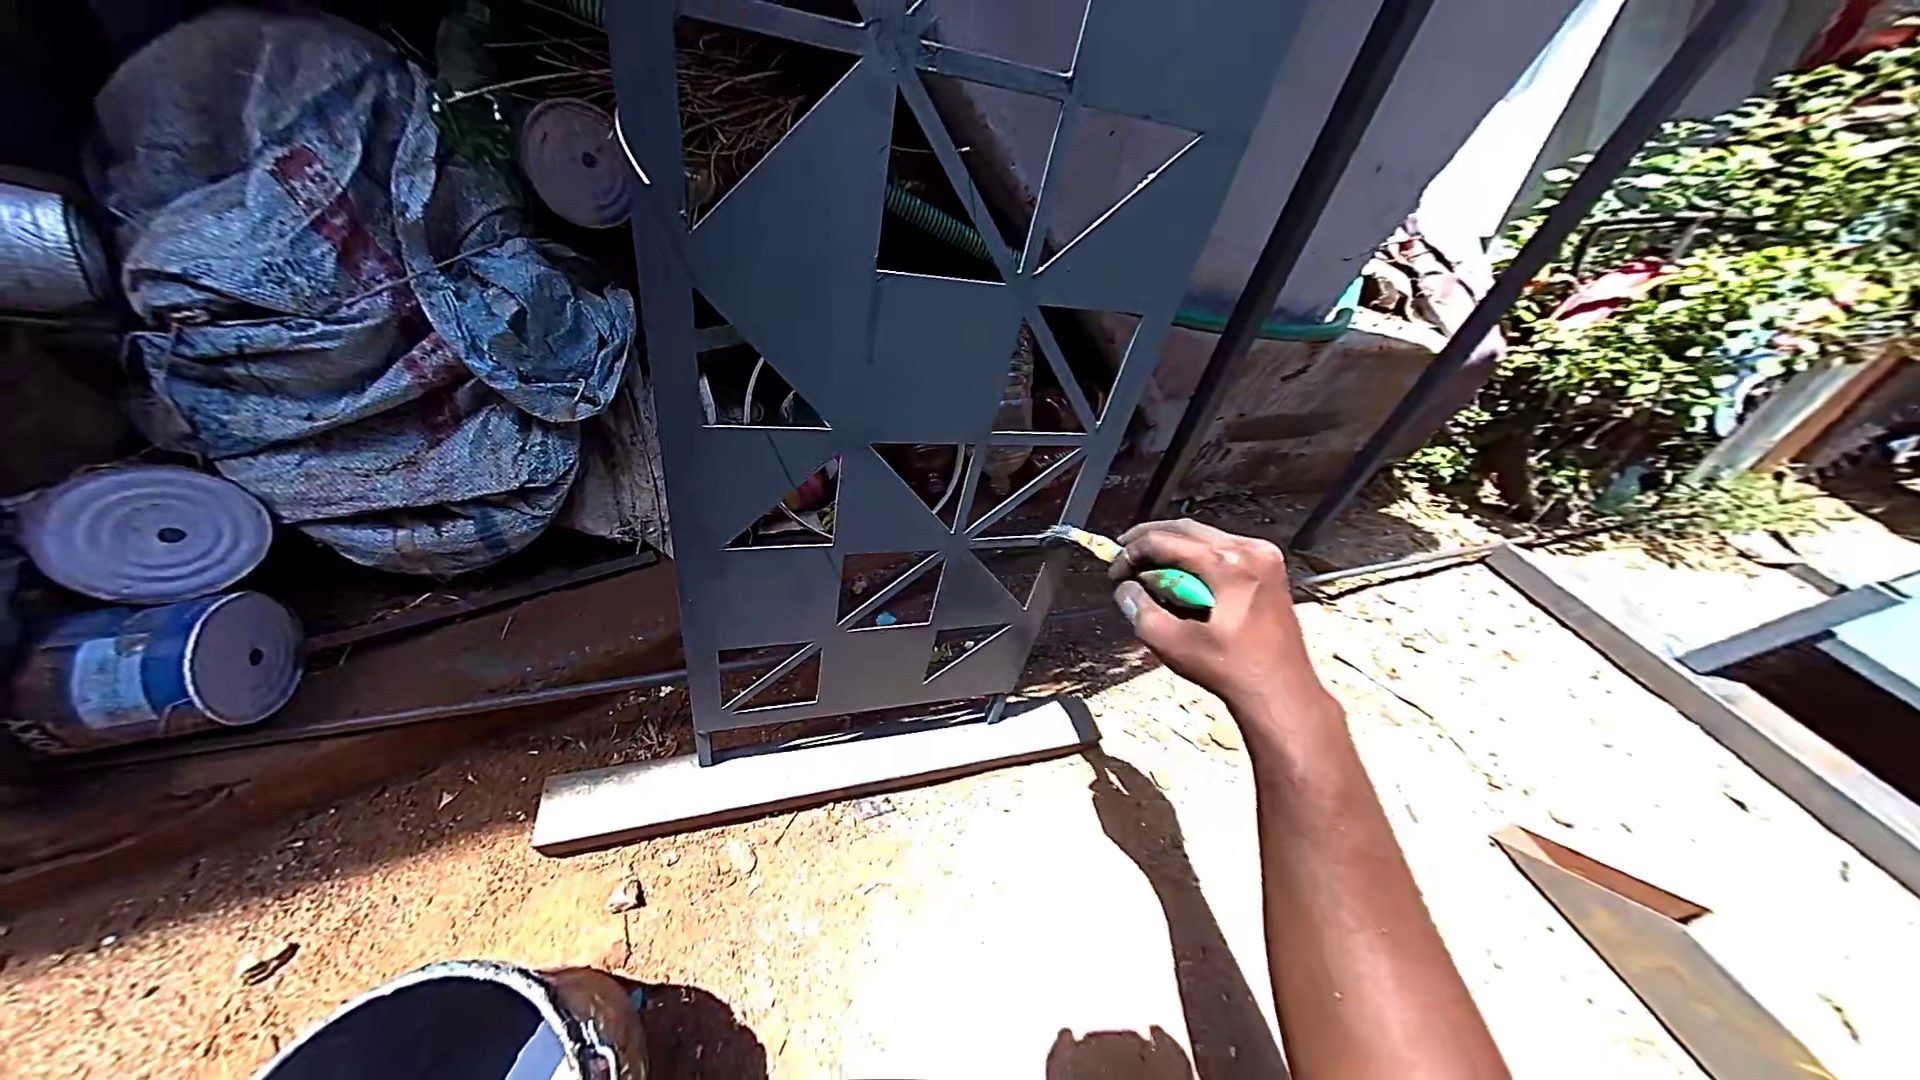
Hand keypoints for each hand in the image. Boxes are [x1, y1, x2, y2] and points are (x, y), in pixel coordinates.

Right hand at [1110, 520, 1336, 724]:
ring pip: (1203, 535)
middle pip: (1185, 529)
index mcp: (1228, 564)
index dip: (1131, 553)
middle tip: (1122, 557)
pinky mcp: (1269, 567)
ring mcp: (1265, 556)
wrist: (1281, 692)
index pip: (1165, 541)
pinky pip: (1221, 547)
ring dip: (1171, 547)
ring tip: (1145, 567)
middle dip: (1148, 540)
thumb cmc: (1231, 671)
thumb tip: (1125, 588)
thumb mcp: (1171, 644)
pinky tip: (1177, 575)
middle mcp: (1250, 550)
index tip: (1115, 573)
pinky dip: (1195, 556)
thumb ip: (1139, 610)